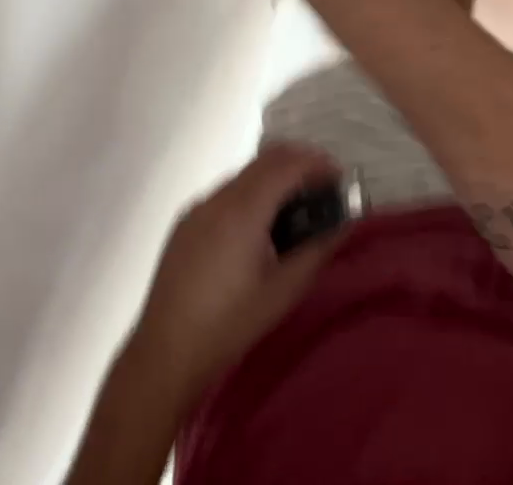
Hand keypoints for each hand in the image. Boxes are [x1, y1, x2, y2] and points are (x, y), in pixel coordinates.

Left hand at [129, 143, 347, 406]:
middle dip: (298, 165)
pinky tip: (262, 227)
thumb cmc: (231, 323)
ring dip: (274, 179)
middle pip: (264, 161)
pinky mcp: (185, 224)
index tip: (341, 178)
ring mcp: (197, 209)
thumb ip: (318, 249)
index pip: (285, 165)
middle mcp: (216, 199)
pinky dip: (252, 194)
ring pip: (244, 176)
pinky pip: (226, 194)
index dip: (317, 163)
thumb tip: (345, 223)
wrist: (167, 352)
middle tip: (325, 188)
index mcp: (242, 211)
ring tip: (298, 209)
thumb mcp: (285, 289)